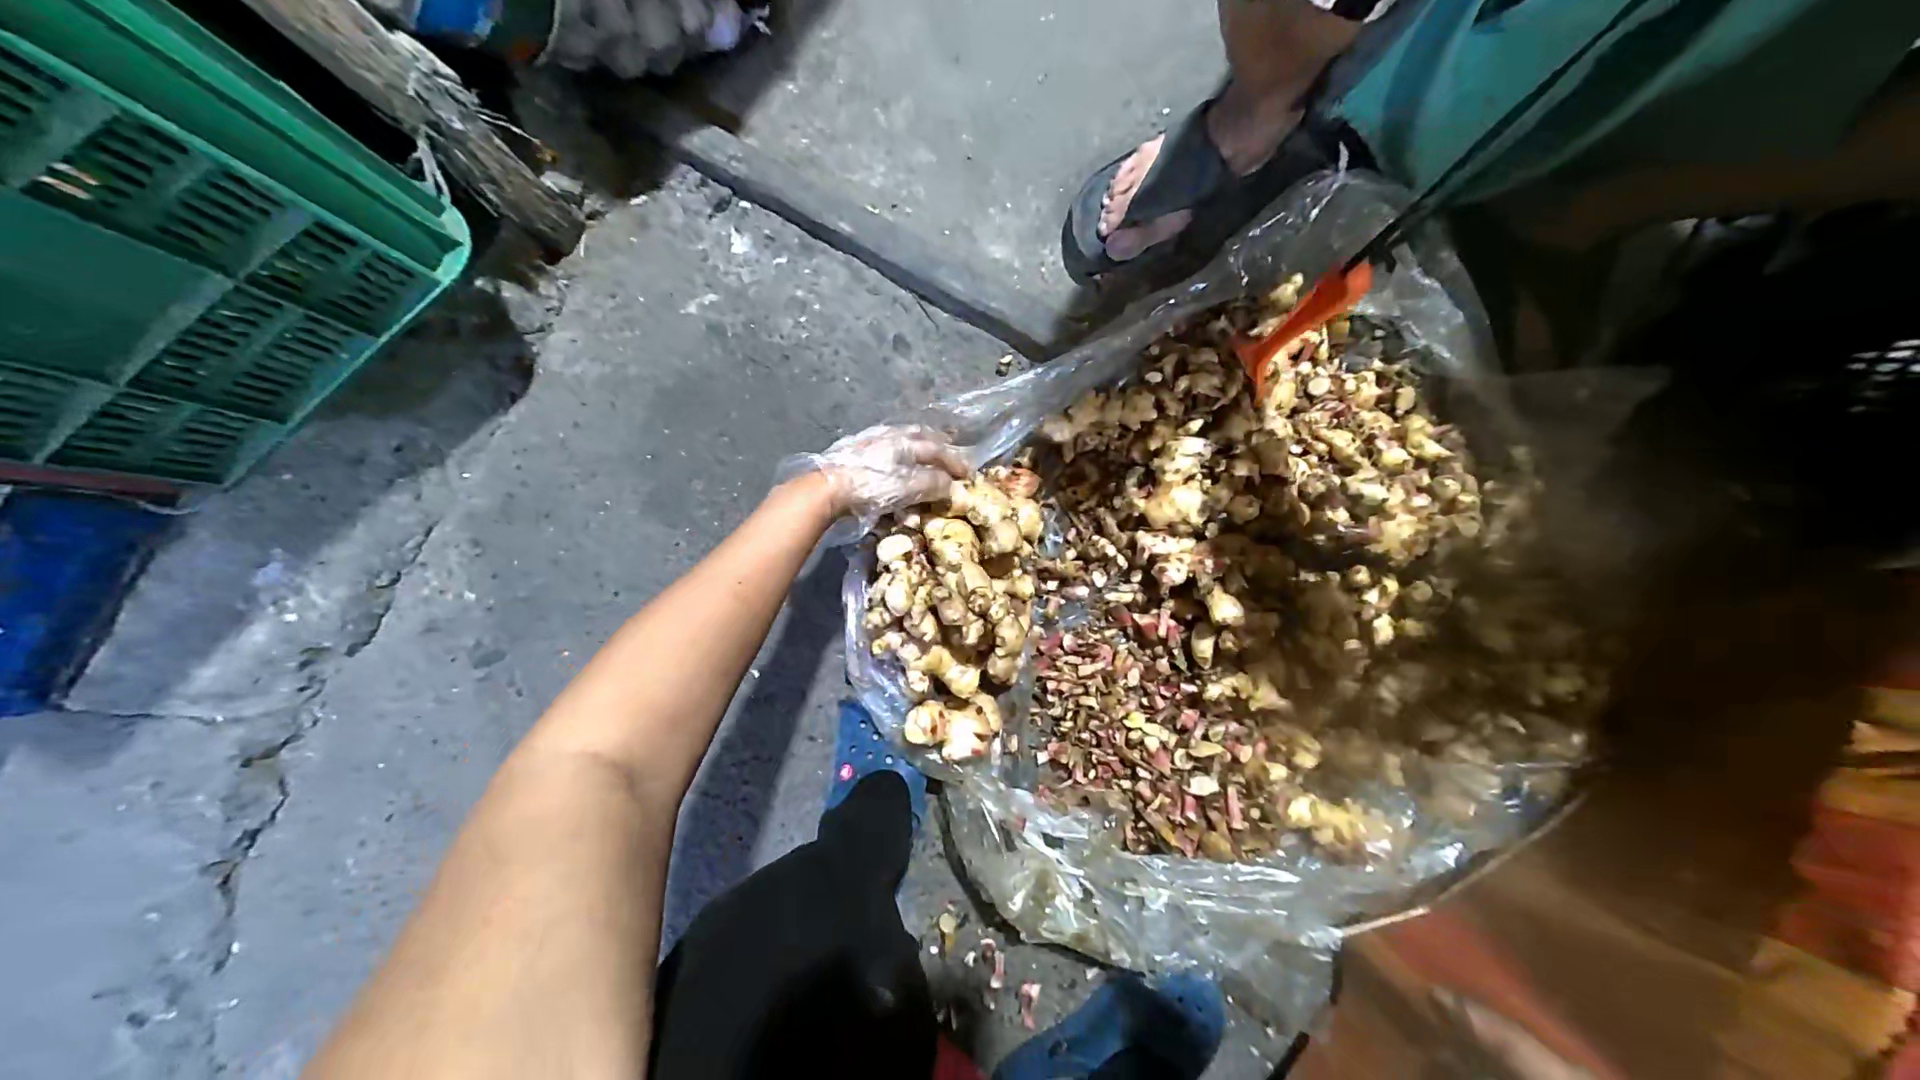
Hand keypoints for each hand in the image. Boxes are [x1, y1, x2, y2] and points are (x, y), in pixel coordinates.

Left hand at [787, 424, 971, 526]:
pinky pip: (889, 451)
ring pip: (904, 442)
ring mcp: (872, 443)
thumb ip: (931, 484)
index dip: (956, 461)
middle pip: (921, 437)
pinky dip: (902, 457)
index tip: (968, 474)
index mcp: (906, 440)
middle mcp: (891, 436)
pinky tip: (899, 465)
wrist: (827, 488)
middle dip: (939, 446)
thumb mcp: (907, 487)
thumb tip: (951, 485)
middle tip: (951, 456)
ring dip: (920, 450)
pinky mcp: (857, 453)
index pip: (938, 449)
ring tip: (928, 461)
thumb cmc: (871, 486)